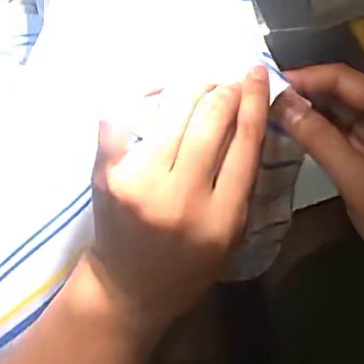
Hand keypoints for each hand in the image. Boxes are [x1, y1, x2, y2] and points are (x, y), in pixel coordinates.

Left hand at [79, 67, 271, 342]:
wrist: (127, 290)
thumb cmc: (188, 263)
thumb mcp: (231, 234)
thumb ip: (242, 181)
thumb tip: (249, 115)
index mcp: (222, 217)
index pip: (246, 141)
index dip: (253, 99)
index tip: (256, 73)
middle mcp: (182, 198)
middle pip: (210, 122)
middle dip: (223, 90)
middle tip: (227, 79)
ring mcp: (140, 185)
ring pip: (172, 115)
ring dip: (190, 88)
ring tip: (199, 81)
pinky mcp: (107, 177)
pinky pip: (118, 122)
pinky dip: (134, 97)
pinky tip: (154, 88)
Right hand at [275, 65, 363, 321]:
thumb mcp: (359, 182)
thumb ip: (319, 138)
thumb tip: (281, 101)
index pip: (344, 79)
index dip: (304, 77)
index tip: (264, 82)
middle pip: (344, 93)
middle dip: (305, 94)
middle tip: (260, 97)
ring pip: (345, 115)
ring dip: (311, 113)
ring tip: (268, 111)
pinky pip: (350, 137)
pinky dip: (324, 135)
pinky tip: (295, 134)